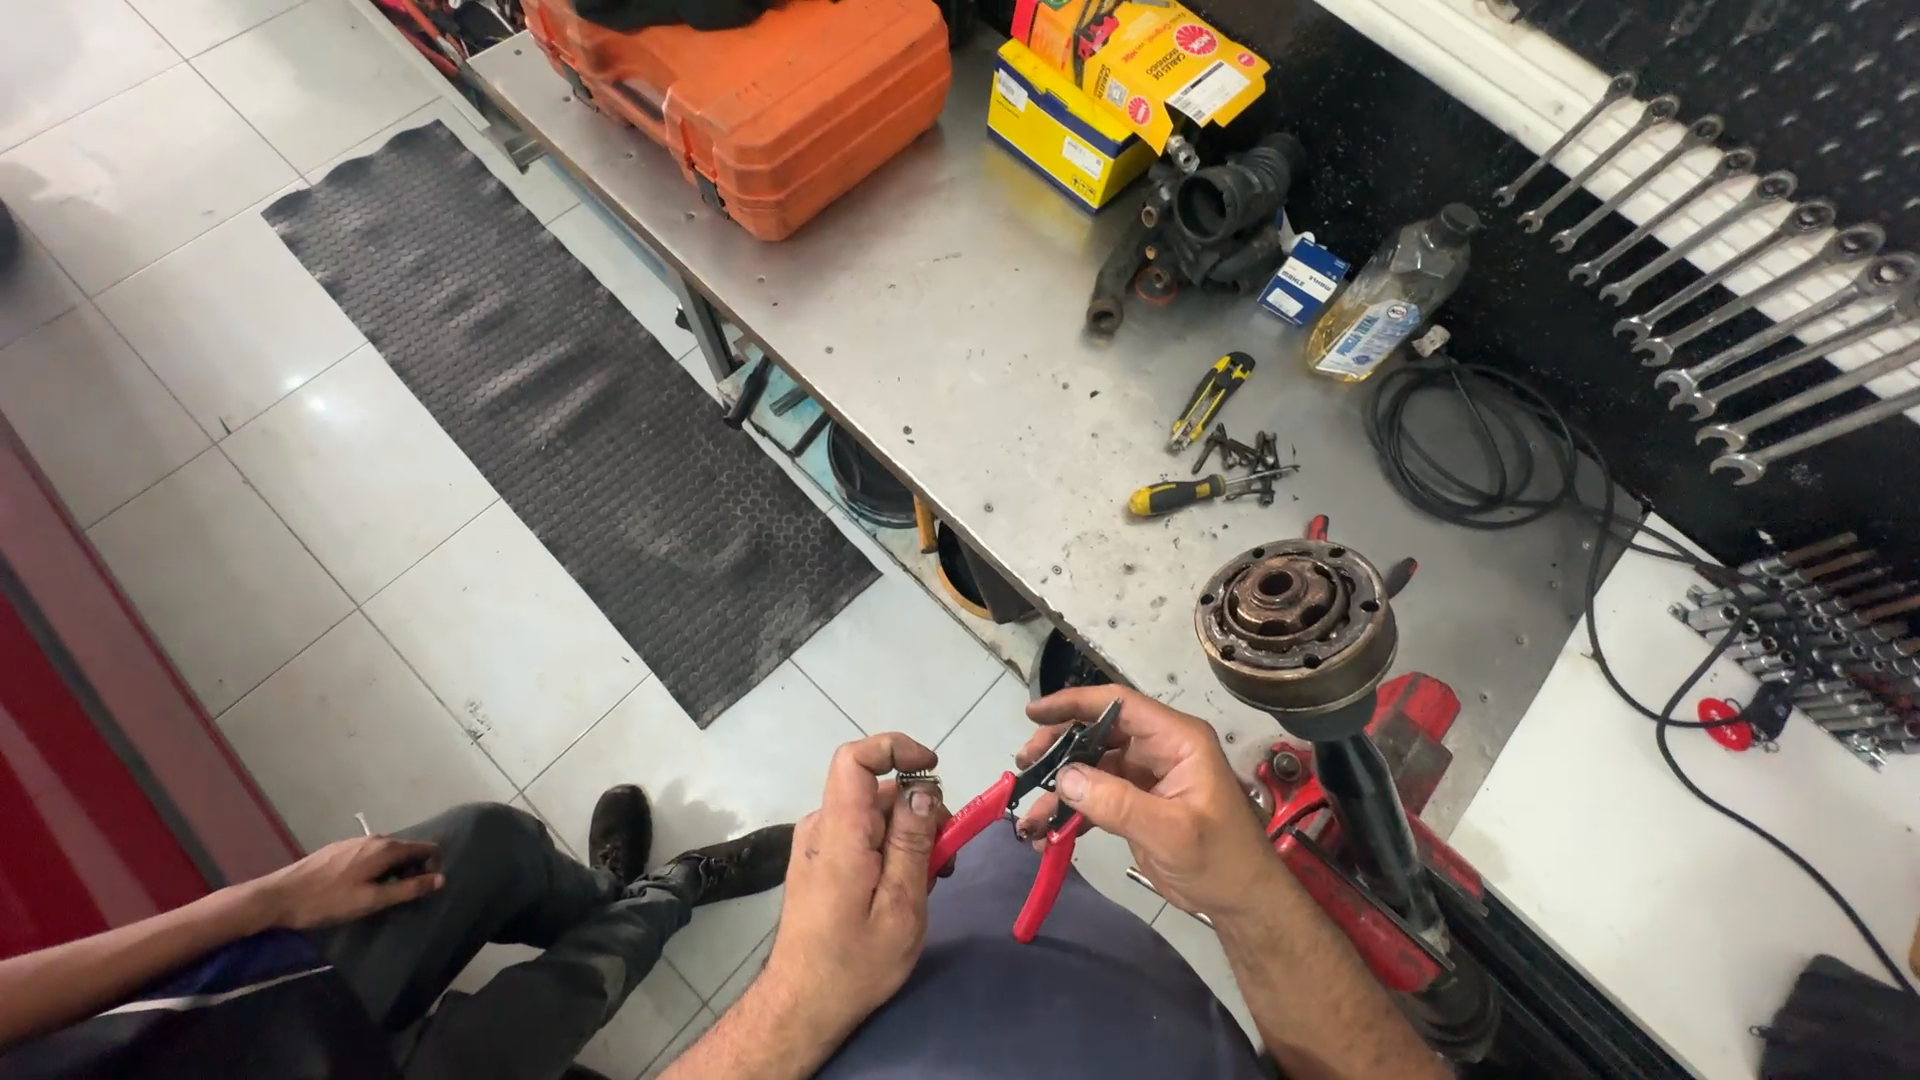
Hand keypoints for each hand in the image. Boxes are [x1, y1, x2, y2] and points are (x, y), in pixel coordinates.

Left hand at [243, 835, 443, 930]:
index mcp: (388, 848)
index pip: (428, 849)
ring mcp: (355, 841)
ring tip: (372, 893)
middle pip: (407, 850)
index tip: (420, 889)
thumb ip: (408, 889)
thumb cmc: (326, 901)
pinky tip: (352, 886)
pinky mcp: (338, 848)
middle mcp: (376, 838)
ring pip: (386, 852)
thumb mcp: (371, 900)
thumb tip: (441, 879)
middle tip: (395, 896)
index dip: (431, 868)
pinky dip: (373, 867)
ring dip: (390, 870)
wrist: (275, 897)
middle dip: (410, 870)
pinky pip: (368, 854)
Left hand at [762, 733, 947, 1040]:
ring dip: (910, 833)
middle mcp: (823, 826)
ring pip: (874, 813)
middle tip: (948, 852)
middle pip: (876, 789)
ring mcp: (819, 843)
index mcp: (840, 832)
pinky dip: (892, 847)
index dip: (895, 748)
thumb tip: (923, 789)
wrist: (801, 1007)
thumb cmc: (854, 964)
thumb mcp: (900, 908)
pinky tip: (908, 883)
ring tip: (932, 876)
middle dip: (920, 808)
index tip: (933, 769)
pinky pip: (863, 833)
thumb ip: (912, 843)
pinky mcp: (821, 859)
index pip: (855, 758)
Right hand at [1016, 686, 1281, 919]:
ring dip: (1058, 787)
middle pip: (1097, 732)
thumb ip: (1117, 802)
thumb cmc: (1221, 860)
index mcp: (1176, 739)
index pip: (1119, 705)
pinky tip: (1046, 834)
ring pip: (1089, 766)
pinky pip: (1093, 796)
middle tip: (1025, 764)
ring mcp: (1145, 776)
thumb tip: (1064, 778)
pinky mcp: (1134, 803)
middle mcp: (1158, 749)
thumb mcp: (1171, 831)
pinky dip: (1069, 811)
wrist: (1243, 904)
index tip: (1035, 713)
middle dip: (1058, 746)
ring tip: (1030, 813)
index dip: (1075, 703)